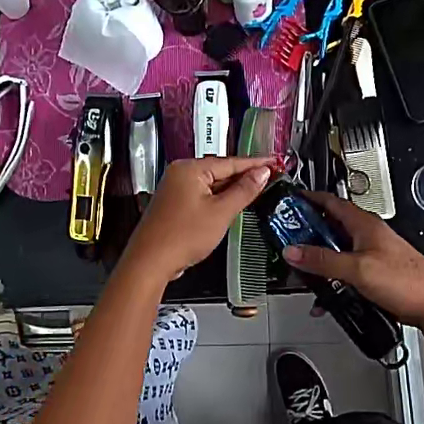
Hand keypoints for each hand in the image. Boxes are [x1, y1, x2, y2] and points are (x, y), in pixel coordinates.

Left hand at [119, 157, 275, 282]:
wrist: (151, 262)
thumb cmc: (180, 237)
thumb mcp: (221, 212)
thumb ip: (244, 190)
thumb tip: (261, 174)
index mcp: (190, 169)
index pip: (230, 162)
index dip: (255, 164)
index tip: (273, 163)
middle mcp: (180, 174)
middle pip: (220, 171)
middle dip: (244, 177)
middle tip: (269, 177)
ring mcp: (175, 189)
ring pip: (211, 184)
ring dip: (232, 190)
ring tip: (256, 191)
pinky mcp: (175, 205)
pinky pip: (202, 195)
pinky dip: (218, 200)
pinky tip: (231, 206)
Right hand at [281, 192, 423, 324]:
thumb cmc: (409, 282)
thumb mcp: (357, 269)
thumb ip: (323, 260)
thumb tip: (295, 250)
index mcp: (365, 224)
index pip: (331, 201)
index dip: (308, 199)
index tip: (289, 202)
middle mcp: (368, 236)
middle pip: (330, 228)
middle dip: (308, 235)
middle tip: (289, 243)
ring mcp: (371, 255)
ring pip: (336, 252)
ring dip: (320, 262)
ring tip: (305, 273)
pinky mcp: (374, 273)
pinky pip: (346, 271)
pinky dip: (333, 280)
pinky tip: (327, 296)